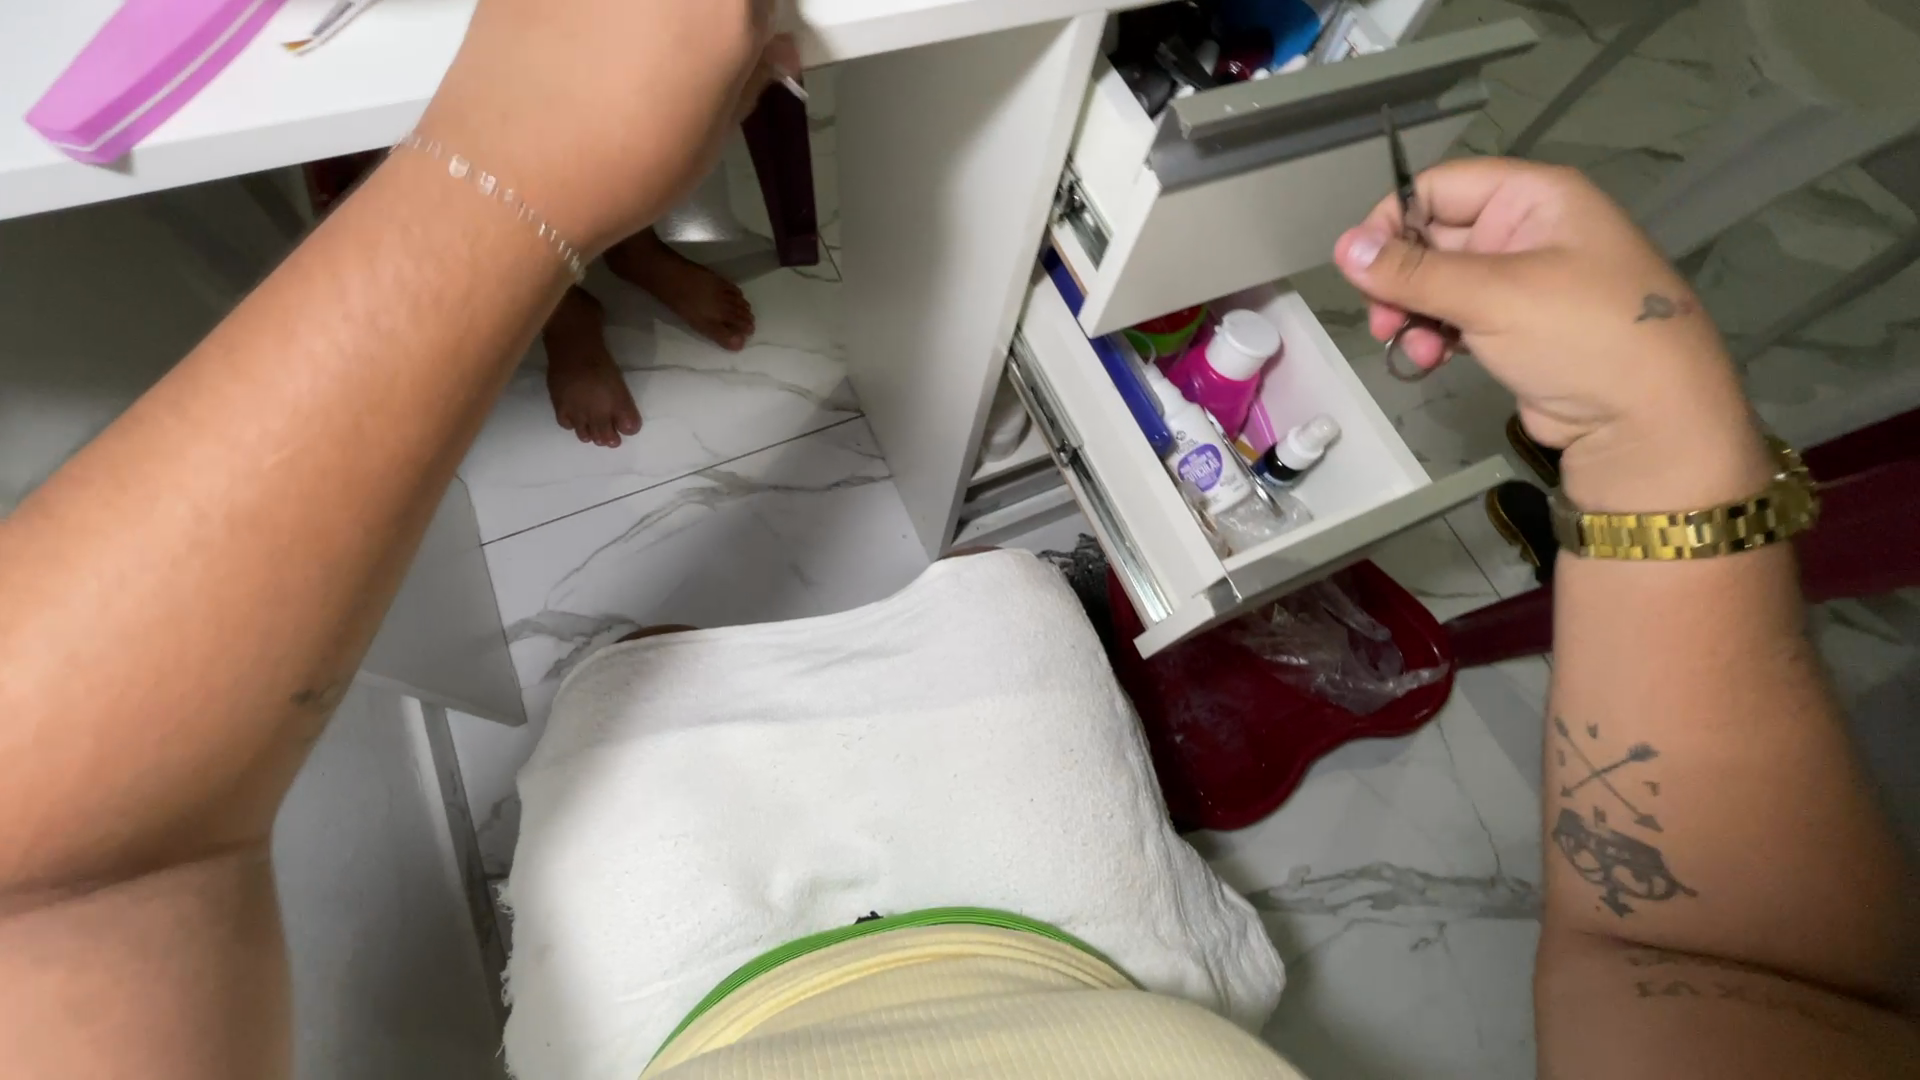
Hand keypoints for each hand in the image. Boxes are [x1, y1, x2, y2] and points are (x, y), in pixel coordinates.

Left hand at [417, 0, 794, 252]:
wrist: (519, 168)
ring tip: (623, 55)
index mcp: (727, 5)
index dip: (755, 28)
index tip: (741, 55)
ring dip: (644, 15)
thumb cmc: (630, 165)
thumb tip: (774, 54)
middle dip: (699, 17)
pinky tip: (578, 42)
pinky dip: (594, 10)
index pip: (764, 0)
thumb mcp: (712, 138)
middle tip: (681, 59)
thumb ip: (750, 80)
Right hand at [1333, 158, 1769, 509]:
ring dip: (1410, 317)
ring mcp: (1513, 280)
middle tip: (1384, 323)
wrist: (1643, 417)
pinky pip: (1446, 317)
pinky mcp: (1505, 324)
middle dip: (1398, 284)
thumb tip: (1341, 248)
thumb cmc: (1581, 336)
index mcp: (1531, 199)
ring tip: (1416, 352)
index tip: (1364, 271)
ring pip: (1430, 285)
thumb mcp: (1491, 296)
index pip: (1438, 188)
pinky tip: (1432, 361)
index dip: (1392, 223)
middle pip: (1428, 240)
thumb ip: (1411, 272)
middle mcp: (1520, 231)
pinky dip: (1429, 337)